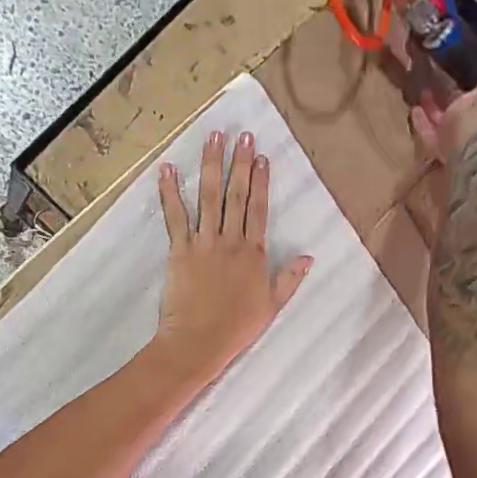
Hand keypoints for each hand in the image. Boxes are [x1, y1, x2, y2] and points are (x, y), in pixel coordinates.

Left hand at [152, 130, 312, 385]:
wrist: (200, 342)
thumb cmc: (237, 328)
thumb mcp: (272, 305)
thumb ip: (290, 278)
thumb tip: (309, 257)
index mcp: (254, 253)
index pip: (259, 209)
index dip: (261, 181)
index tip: (261, 156)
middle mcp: (231, 241)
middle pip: (236, 195)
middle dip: (239, 163)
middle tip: (241, 135)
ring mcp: (204, 243)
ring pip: (209, 197)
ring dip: (211, 166)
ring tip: (212, 138)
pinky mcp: (180, 250)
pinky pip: (175, 216)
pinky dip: (170, 192)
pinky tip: (167, 169)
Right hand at [410, 37, 476, 164]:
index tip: (466, 46)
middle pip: (475, 95)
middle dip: (458, 80)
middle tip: (437, 63)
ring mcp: (474, 136)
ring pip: (453, 114)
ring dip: (438, 99)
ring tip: (422, 81)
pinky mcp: (450, 151)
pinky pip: (435, 133)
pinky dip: (425, 121)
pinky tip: (415, 108)